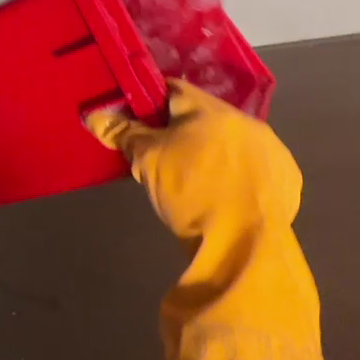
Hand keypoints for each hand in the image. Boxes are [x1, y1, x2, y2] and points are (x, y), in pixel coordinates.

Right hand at [87, 84, 337, 359]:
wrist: (255, 271)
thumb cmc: (198, 203)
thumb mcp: (149, 166)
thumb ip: (120, 135)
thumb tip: (91, 113)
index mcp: (221, 117)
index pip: (172, 88)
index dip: (140, 92)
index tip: (115, 101)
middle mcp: (247, 133)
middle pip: (192, 114)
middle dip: (157, 122)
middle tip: (126, 137)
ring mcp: (262, 167)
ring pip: (209, 144)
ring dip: (178, 149)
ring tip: (146, 166)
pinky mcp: (268, 201)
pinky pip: (224, 173)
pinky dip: (200, 175)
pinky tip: (181, 194)